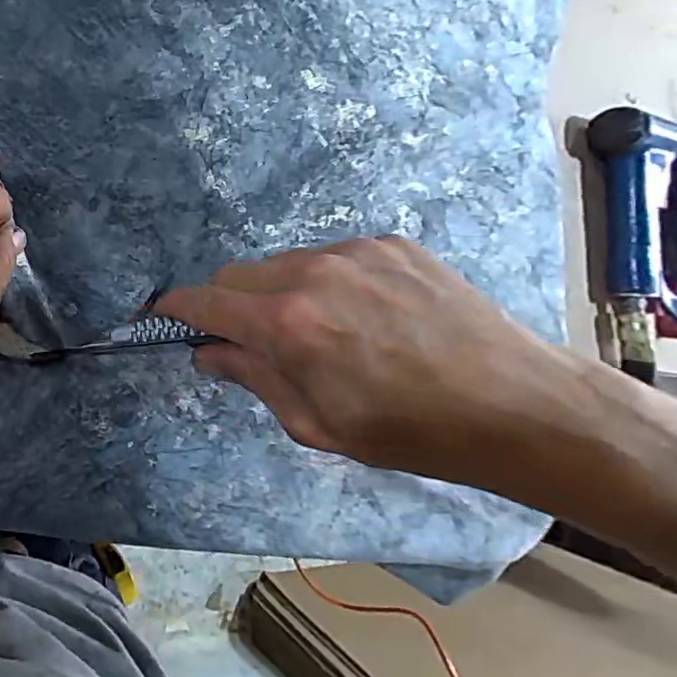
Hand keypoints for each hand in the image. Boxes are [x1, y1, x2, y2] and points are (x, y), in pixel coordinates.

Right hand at [157, 237, 587, 490]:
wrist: (515, 404)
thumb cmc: (410, 433)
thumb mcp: (317, 424)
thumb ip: (254, 378)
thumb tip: (209, 352)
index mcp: (289, 323)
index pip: (206, 300)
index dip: (175, 309)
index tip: (160, 316)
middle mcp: (313, 271)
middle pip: (238, 274)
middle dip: (227, 304)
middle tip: (248, 340)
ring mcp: (355, 250)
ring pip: (285, 263)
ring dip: (278, 292)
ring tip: (317, 331)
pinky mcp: (390, 242)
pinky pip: (333, 256)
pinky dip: (325, 281)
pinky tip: (362, 314)